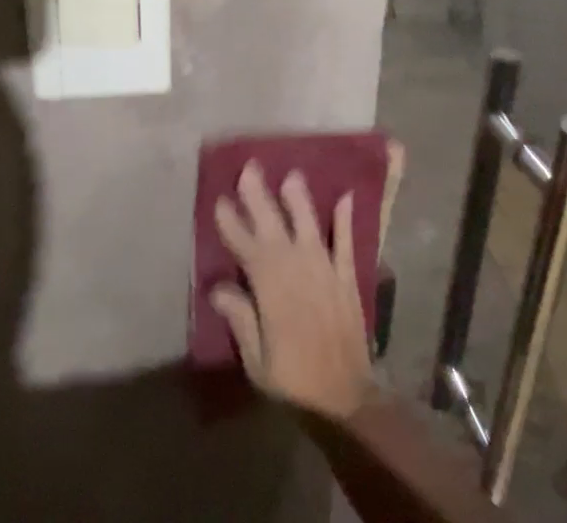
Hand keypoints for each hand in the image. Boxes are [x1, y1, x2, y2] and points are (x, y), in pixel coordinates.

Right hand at [210, 160, 375, 420]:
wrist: (345, 397)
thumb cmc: (293, 382)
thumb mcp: (256, 361)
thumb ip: (241, 320)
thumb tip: (218, 287)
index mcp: (272, 293)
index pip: (247, 250)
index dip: (233, 225)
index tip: (220, 200)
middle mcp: (299, 274)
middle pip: (276, 229)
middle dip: (261, 199)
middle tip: (250, 168)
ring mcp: (326, 274)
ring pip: (310, 229)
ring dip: (299, 201)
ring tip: (291, 175)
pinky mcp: (348, 280)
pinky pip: (346, 244)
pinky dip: (346, 221)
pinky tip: (346, 197)